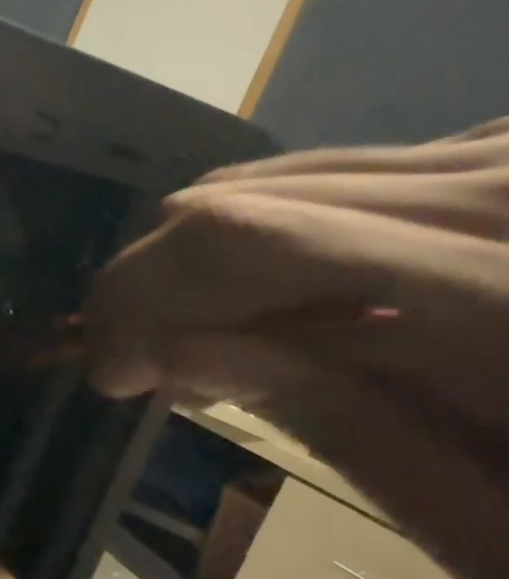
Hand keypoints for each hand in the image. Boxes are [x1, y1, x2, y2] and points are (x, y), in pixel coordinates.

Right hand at [84, 117, 508, 578]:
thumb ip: (351, 430)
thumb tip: (167, 356)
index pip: (255, 241)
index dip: (145, 295)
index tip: (109, 373)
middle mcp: (507, 183)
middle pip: (237, 202)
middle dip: (157, 287)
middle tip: (146, 368)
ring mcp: (497, 151)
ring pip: (258, 180)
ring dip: (202, 265)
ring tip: (216, 344)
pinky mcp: (487, 148)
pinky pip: (311, 176)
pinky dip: (262, 238)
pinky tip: (289, 307)